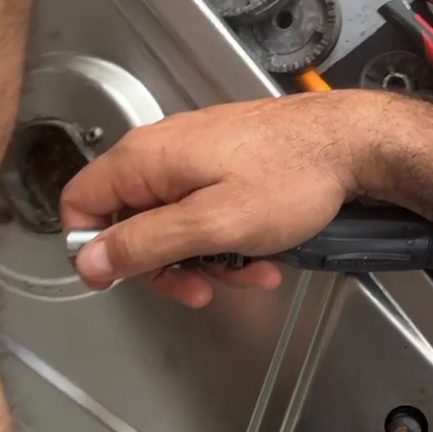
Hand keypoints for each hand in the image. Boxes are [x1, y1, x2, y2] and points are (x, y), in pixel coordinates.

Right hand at [61, 92, 393, 305]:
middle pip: (132, 220)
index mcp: (146, 157)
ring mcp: (199, 154)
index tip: (124, 280)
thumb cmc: (290, 177)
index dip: (93, 248)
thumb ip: (145, 243)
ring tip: (252, 271)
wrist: (351, 142)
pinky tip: (263, 256)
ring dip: (208, 257)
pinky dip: (230, 237)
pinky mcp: (228, 161)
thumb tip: (89, 260)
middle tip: (201, 288)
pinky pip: (209, 209)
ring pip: (176, 221)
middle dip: (166, 264)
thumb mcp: (211, 223)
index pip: (81, 202)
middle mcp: (165, 150)